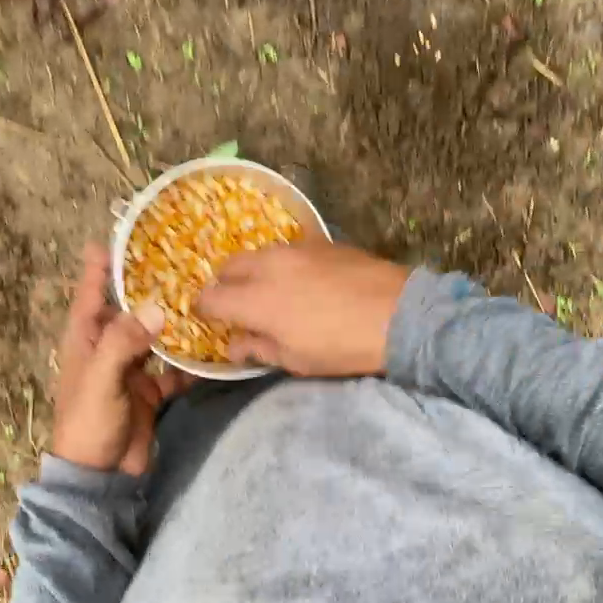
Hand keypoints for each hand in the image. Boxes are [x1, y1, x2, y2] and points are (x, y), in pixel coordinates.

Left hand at [51, 243, 191, 474]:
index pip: (91, 292)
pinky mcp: (150, 391)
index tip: (117, 238)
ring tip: (203, 298)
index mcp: (86, 339)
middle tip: (179, 262)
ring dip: (175, 323)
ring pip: (155, 337)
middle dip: (150, 288)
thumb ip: (126, 342)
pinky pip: (173, 370)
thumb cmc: (88, 421)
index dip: (101, 265)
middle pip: (129, 309)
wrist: (99, 474)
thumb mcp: (102, 378)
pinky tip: (212, 349)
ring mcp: (131, 370)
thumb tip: (158, 307)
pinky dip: (189, 362)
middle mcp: (109, 348)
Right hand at [196, 241, 411, 376]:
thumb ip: (260, 348)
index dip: (203, 311)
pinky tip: (299, 280)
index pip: (211, 300)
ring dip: (252, 271)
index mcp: (255, 301)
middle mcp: (268, 266)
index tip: (208, 320)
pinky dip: (282, 264)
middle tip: (236, 305)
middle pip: (228, 268)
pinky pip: (288, 249)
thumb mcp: (298, 360)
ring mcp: (295, 249)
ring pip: (258, 255)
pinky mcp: (322, 242)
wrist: (399, 315)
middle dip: (224, 286)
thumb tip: (234, 346)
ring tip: (267, 291)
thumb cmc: (344, 347)